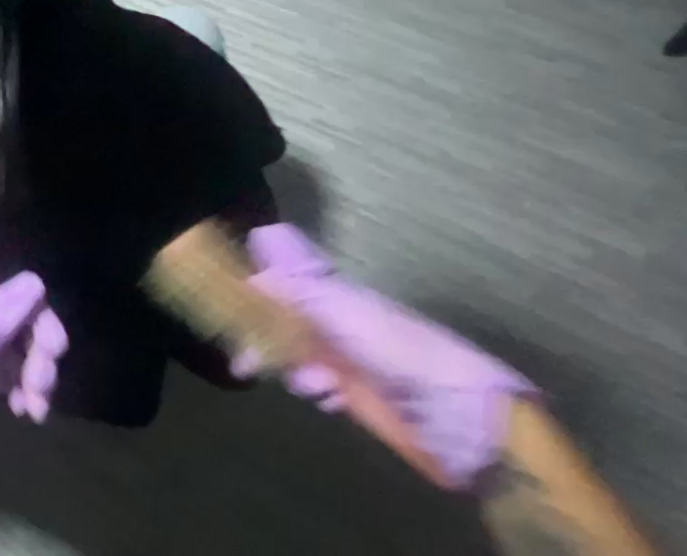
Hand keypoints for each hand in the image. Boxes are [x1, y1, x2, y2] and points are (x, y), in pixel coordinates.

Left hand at [0, 272, 67, 482]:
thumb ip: (3, 312)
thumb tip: (37, 280)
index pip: (29, 301)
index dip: (45, 325)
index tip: (53, 353)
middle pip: (33, 331)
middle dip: (43, 360)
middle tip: (41, 391)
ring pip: (29, 357)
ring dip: (38, 382)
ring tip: (35, 411)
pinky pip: (18, 379)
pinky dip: (25, 394)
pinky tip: (21, 411)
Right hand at [234, 225, 535, 489]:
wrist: (454, 408)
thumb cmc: (398, 349)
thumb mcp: (341, 311)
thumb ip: (293, 294)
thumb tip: (250, 278)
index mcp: (333, 296)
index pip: (282, 288)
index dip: (256, 297)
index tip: (232, 311)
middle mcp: (333, 322)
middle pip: (281, 324)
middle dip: (265, 341)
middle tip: (246, 363)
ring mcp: (342, 358)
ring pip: (293, 356)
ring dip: (294, 369)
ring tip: (316, 383)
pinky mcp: (352, 392)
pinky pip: (314, 385)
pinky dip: (315, 390)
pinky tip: (329, 396)